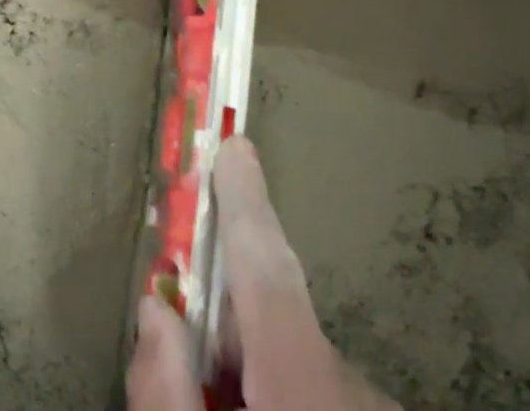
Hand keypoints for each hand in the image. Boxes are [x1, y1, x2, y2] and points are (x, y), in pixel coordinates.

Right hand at [126, 138, 398, 409]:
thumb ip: (163, 386)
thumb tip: (154, 307)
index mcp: (301, 387)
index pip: (267, 277)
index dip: (247, 209)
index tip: (236, 145)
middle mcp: (347, 384)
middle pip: (271, 312)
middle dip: (222, 303)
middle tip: (174, 329)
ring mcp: (369, 400)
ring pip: (291, 346)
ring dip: (246, 355)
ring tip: (210, 395)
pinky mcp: (374, 409)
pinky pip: (314, 376)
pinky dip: (274, 378)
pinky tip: (249, 403)